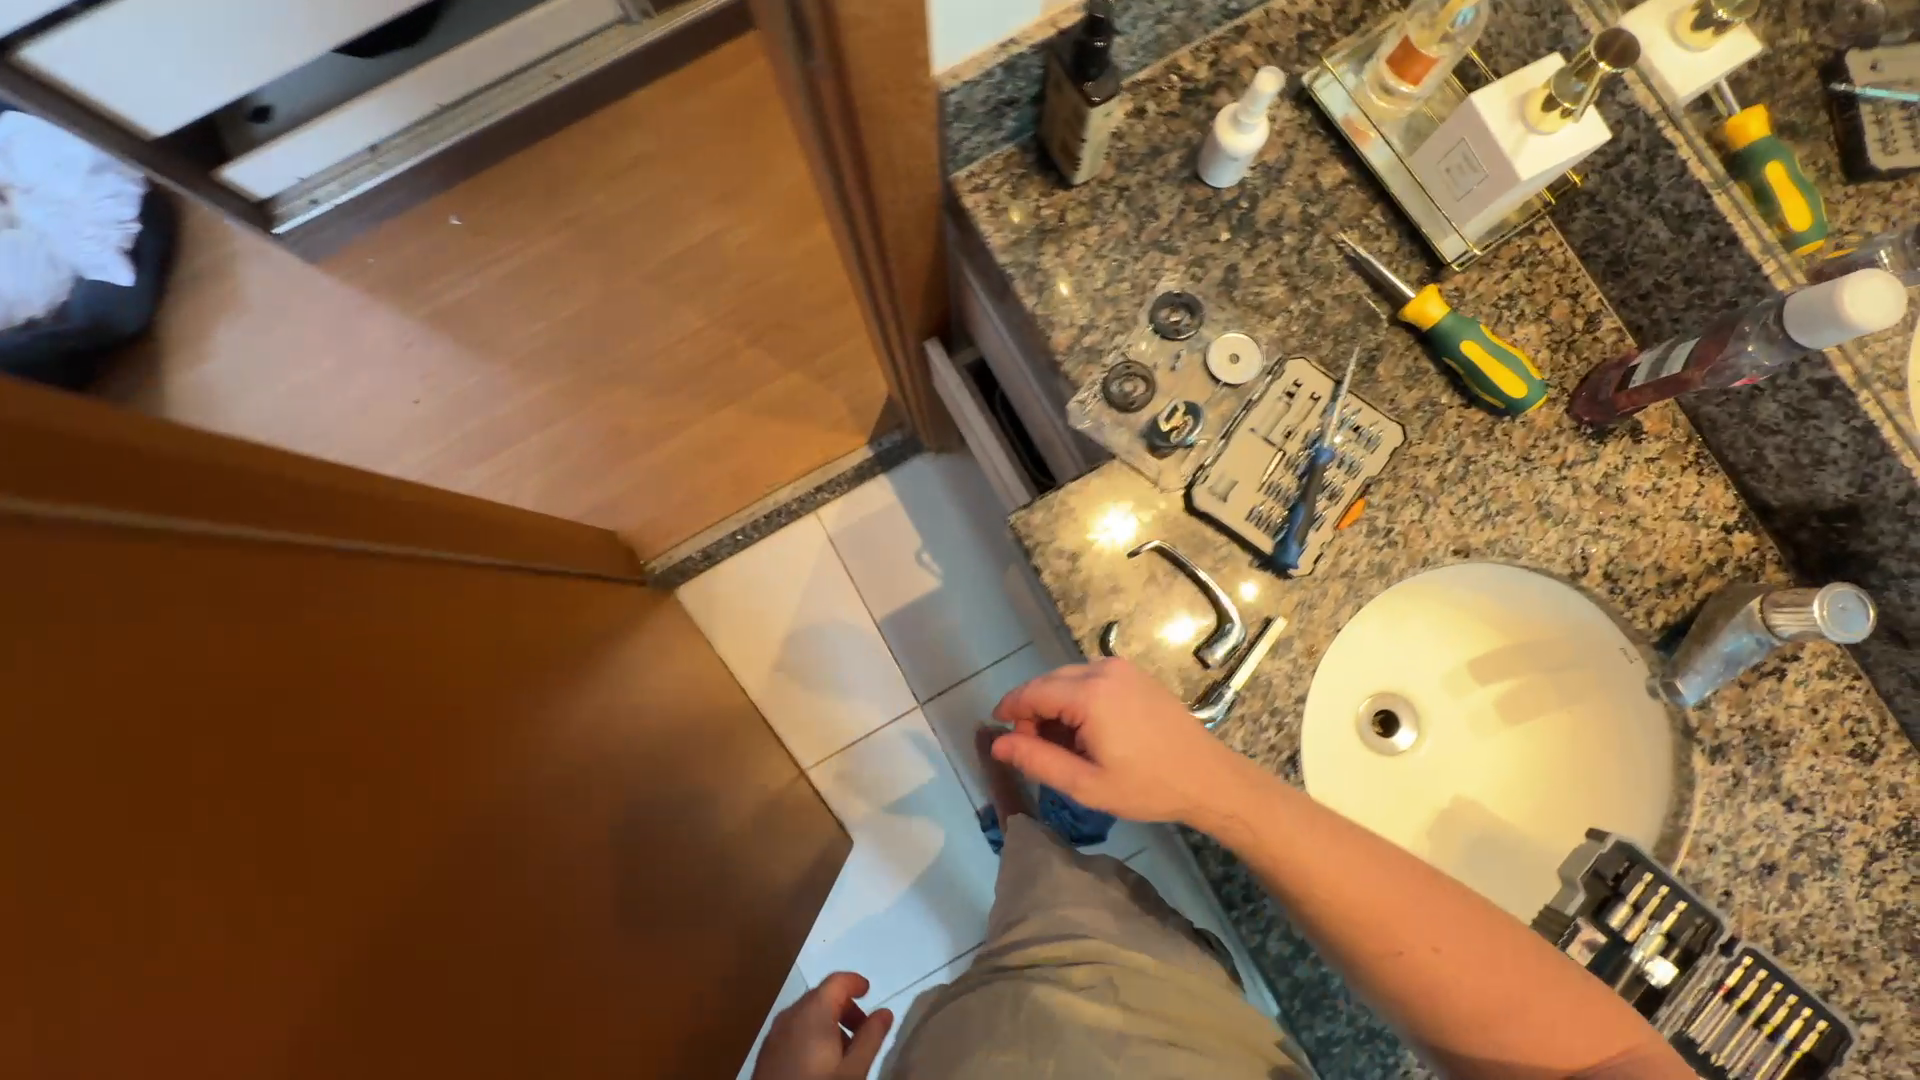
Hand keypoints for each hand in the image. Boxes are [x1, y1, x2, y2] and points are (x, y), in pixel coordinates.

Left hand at [751, 972, 892, 1079]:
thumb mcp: (853, 1071)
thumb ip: (870, 1037)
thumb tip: (884, 1012)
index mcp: (812, 1013)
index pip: (836, 981)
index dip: (855, 982)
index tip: (870, 993)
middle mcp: (789, 1016)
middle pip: (821, 996)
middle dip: (844, 1007)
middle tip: (862, 1031)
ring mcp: (773, 1035)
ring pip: (806, 1014)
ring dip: (827, 1023)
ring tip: (842, 1053)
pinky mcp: (765, 1054)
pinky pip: (792, 1031)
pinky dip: (810, 1035)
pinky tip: (818, 1063)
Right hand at [990, 658, 1255, 825]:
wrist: (1208, 777)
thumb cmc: (1147, 786)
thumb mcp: (1086, 784)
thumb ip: (1037, 761)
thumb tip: (997, 744)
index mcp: (1089, 695)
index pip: (1031, 693)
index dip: (1010, 711)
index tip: (1001, 735)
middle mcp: (1102, 670)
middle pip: (1048, 682)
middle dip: (1033, 711)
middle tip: (1035, 750)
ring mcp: (1121, 668)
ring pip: (1068, 679)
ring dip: (1056, 705)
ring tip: (1064, 746)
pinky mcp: (1135, 674)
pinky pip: (1091, 679)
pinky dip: (1078, 699)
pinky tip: (1087, 731)